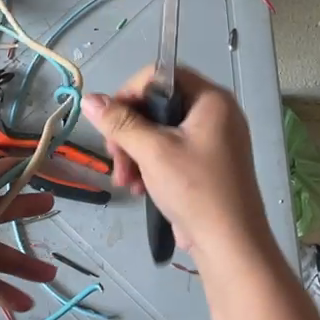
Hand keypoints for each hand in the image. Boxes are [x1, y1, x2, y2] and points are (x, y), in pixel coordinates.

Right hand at [81, 66, 270, 258]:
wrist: (229, 243)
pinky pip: (170, 152)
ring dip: (134, 153)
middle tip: (116, 159)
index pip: (161, 76)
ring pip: (159, 132)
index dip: (130, 94)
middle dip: (129, 132)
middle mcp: (215, 114)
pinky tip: (139, 187)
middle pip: (157, 105)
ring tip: (126, 181)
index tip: (111, 123)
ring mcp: (212, 140)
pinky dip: (150, 165)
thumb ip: (120, 122)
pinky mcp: (207, 164)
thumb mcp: (152, 152)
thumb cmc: (195, 190)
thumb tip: (89, 98)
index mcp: (211, 100)